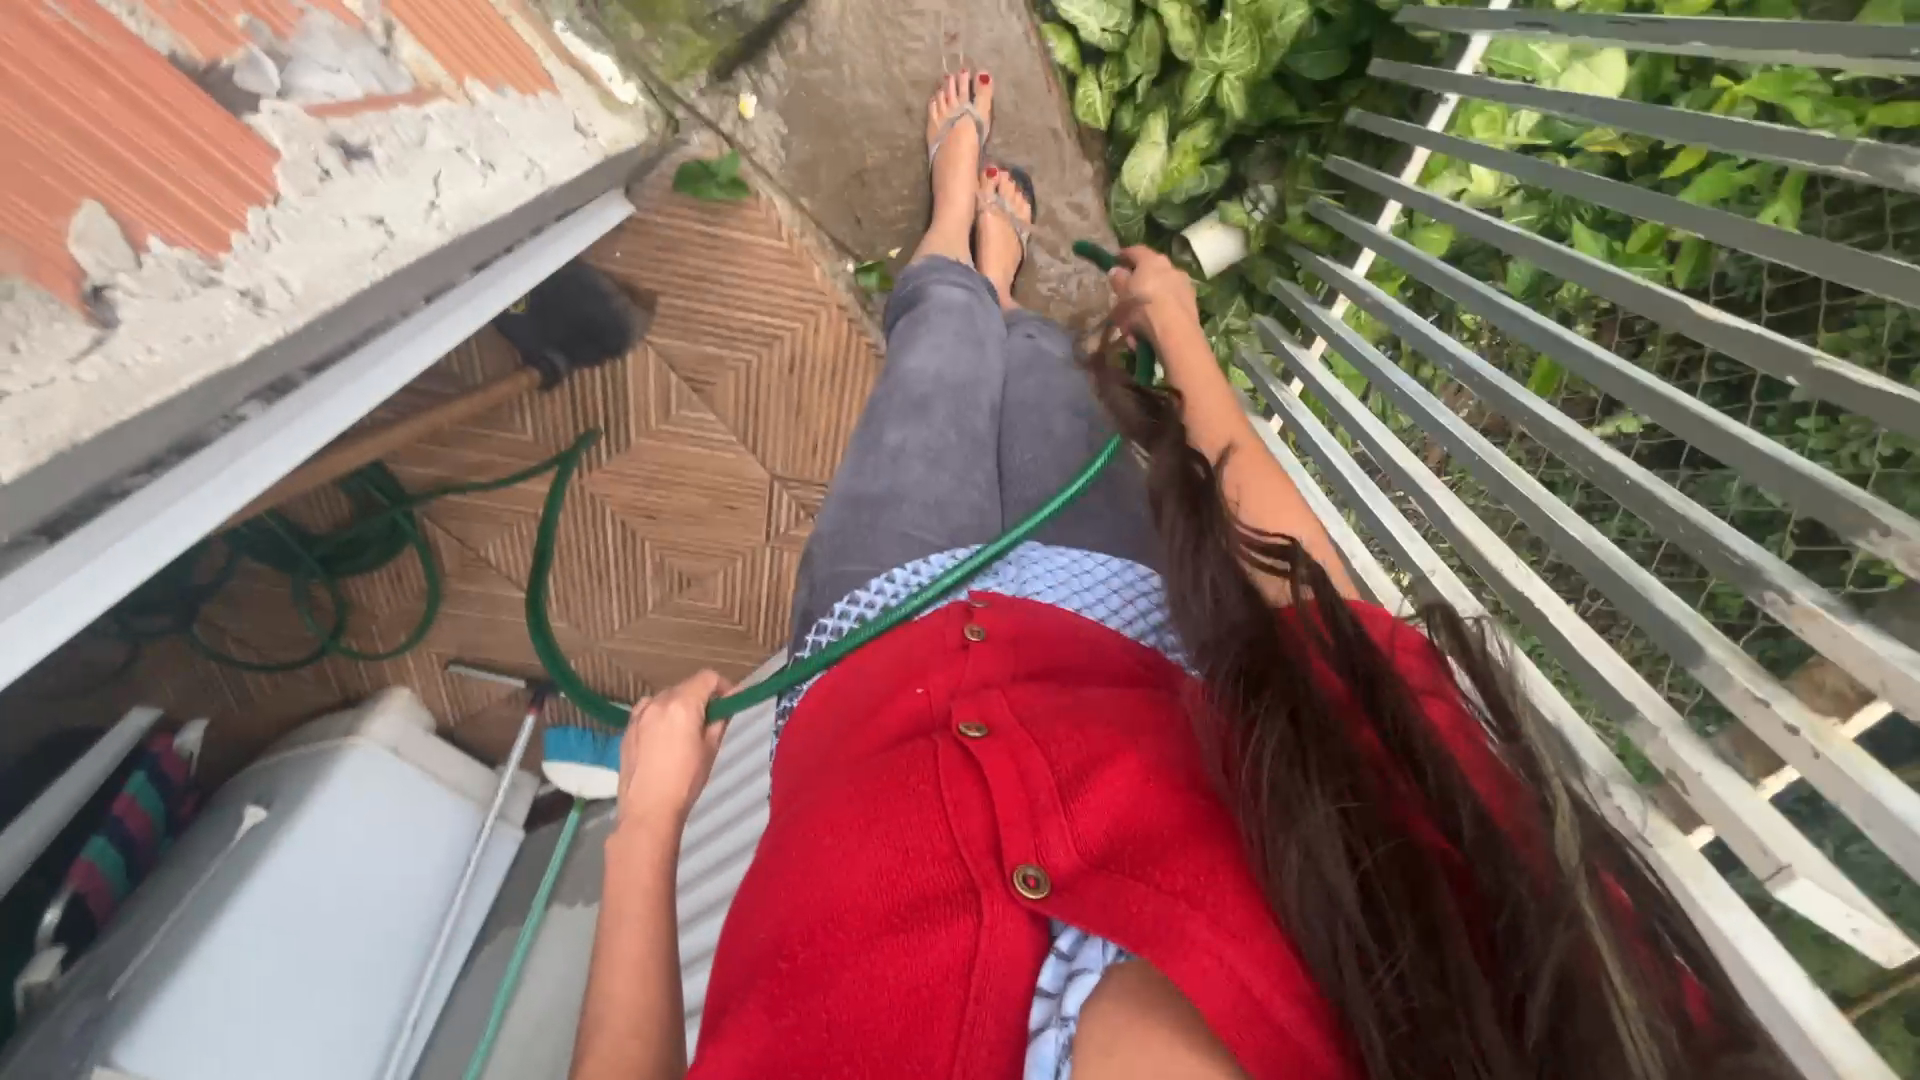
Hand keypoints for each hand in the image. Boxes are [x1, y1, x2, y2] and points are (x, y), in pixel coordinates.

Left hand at [614, 670, 730, 835]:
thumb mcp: (711, 748)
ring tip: (686, 728)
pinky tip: (664, 734)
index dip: (723, 686)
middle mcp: (659, 702)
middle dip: (702, 696)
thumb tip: (727, 705)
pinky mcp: (627, 728)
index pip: (708, 677)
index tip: (729, 702)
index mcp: (683, 704)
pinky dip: (661, 713)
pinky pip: (648, 710)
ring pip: (666, 696)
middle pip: (687, 685)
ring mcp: (639, 714)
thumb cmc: (686, 780)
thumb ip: (720, 719)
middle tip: (711, 718)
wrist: (648, 810)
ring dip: (680, 704)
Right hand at [1107, 246, 1200, 346]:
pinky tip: (1151, 331)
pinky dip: (1160, 314)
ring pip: (1161, 290)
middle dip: (1138, 284)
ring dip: (1148, 303)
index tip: (1116, 260)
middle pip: (1151, 271)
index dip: (1124, 255)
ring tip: (1136, 324)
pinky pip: (1170, 305)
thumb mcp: (1122, 294)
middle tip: (1126, 298)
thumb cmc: (1142, 307)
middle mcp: (1171, 267)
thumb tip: (1116, 270)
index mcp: (1152, 260)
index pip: (1136, 250)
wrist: (1174, 331)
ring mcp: (1184, 284)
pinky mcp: (1192, 302)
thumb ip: (1118, 280)